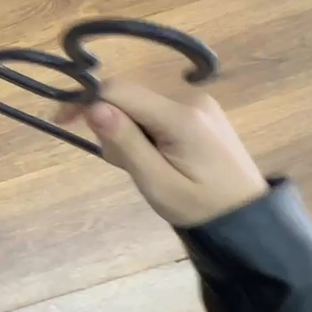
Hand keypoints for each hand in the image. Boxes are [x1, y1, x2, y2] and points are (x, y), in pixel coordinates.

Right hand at [60, 80, 268, 227]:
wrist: (249, 221)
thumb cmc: (200, 208)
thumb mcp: (157, 183)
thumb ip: (126, 143)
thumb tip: (93, 107)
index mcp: (181, 117)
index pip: (118, 91)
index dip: (85, 101)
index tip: (61, 121)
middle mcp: (189, 101)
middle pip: (126, 100)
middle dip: (111, 127)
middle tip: (123, 166)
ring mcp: (196, 105)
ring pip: (137, 107)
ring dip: (127, 134)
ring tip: (145, 168)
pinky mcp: (198, 113)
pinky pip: (153, 113)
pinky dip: (143, 133)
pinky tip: (156, 158)